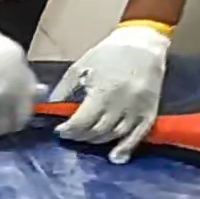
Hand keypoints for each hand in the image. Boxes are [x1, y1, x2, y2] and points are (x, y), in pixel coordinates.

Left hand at [50, 22, 170, 163]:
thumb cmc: (107, 54)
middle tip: (69, 133)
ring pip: (114, 134)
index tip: (58, 130)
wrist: (144, 40)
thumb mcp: (78, 69)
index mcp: (105, 91)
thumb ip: (62, 92)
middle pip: (97, 131)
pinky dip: (127, 146)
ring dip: (96, 140)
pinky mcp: (151, 107)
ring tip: (85, 136)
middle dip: (78, 136)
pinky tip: (116, 158)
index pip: (81, 122)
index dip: (67, 130)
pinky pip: (140, 133)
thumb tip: (48, 110)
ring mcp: (140, 106)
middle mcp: (124, 101)